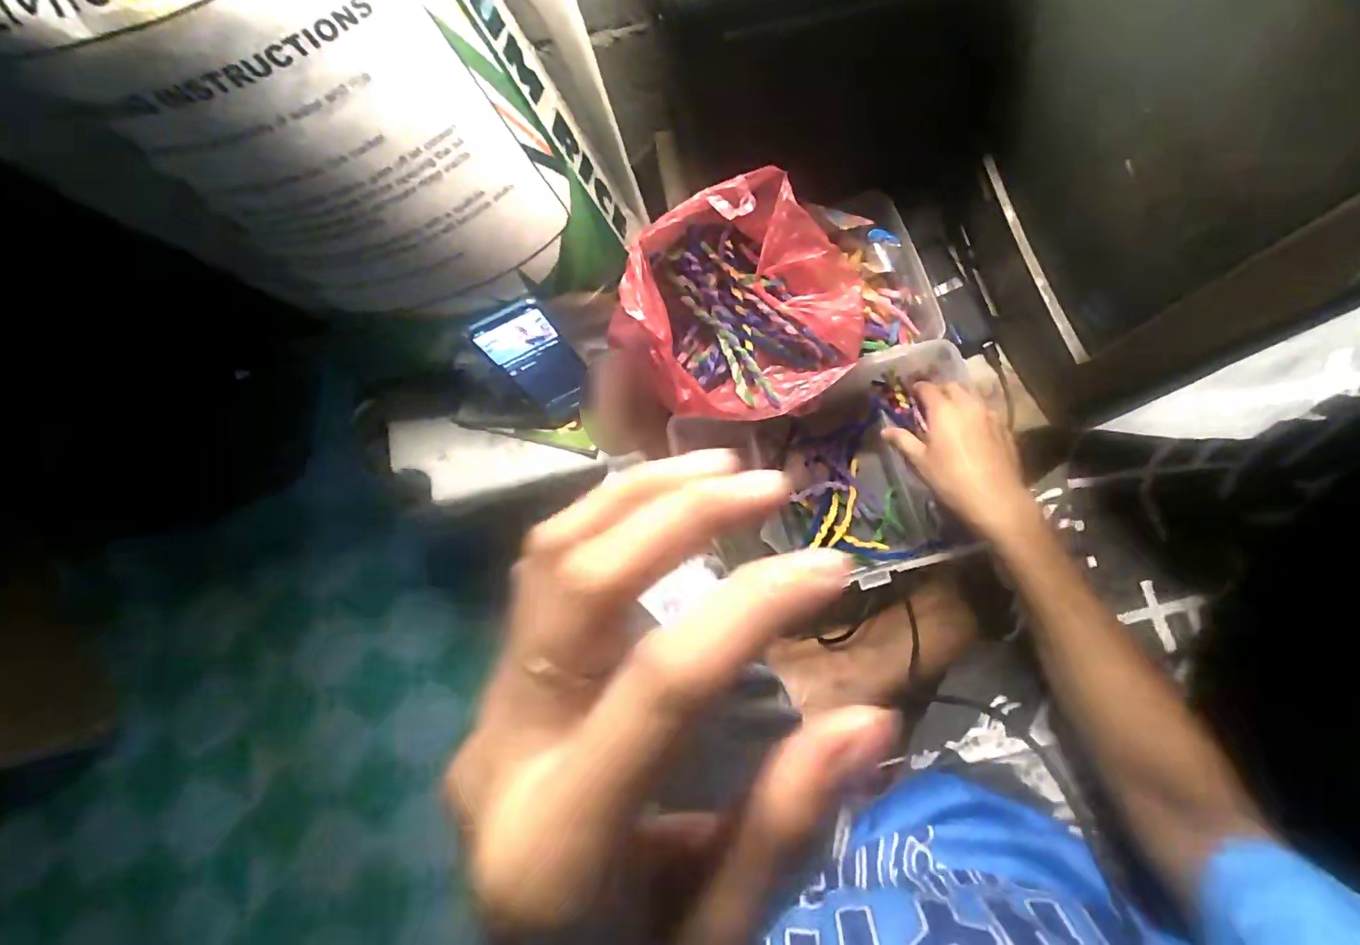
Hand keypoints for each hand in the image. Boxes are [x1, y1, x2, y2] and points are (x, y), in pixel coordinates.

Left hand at [446, 450, 897, 941]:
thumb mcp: (717, 928)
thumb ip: (784, 825)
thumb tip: (872, 717)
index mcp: (554, 840)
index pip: (662, 682)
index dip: (753, 608)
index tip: (834, 567)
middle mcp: (501, 750)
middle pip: (581, 587)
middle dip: (682, 515)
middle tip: (771, 485)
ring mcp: (488, 706)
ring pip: (548, 558)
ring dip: (639, 493)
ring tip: (720, 462)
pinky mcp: (497, 683)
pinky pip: (543, 573)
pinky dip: (607, 516)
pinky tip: (663, 495)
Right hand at [883, 383, 1036, 543]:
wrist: (996, 499)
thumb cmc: (951, 479)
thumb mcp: (921, 462)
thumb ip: (903, 441)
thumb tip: (886, 430)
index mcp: (943, 409)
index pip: (927, 387)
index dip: (917, 388)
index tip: (911, 395)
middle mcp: (968, 405)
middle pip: (952, 387)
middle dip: (939, 391)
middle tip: (930, 406)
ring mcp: (990, 415)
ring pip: (972, 396)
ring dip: (959, 400)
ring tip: (952, 417)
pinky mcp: (1005, 428)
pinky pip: (986, 411)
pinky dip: (975, 414)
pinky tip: (972, 431)